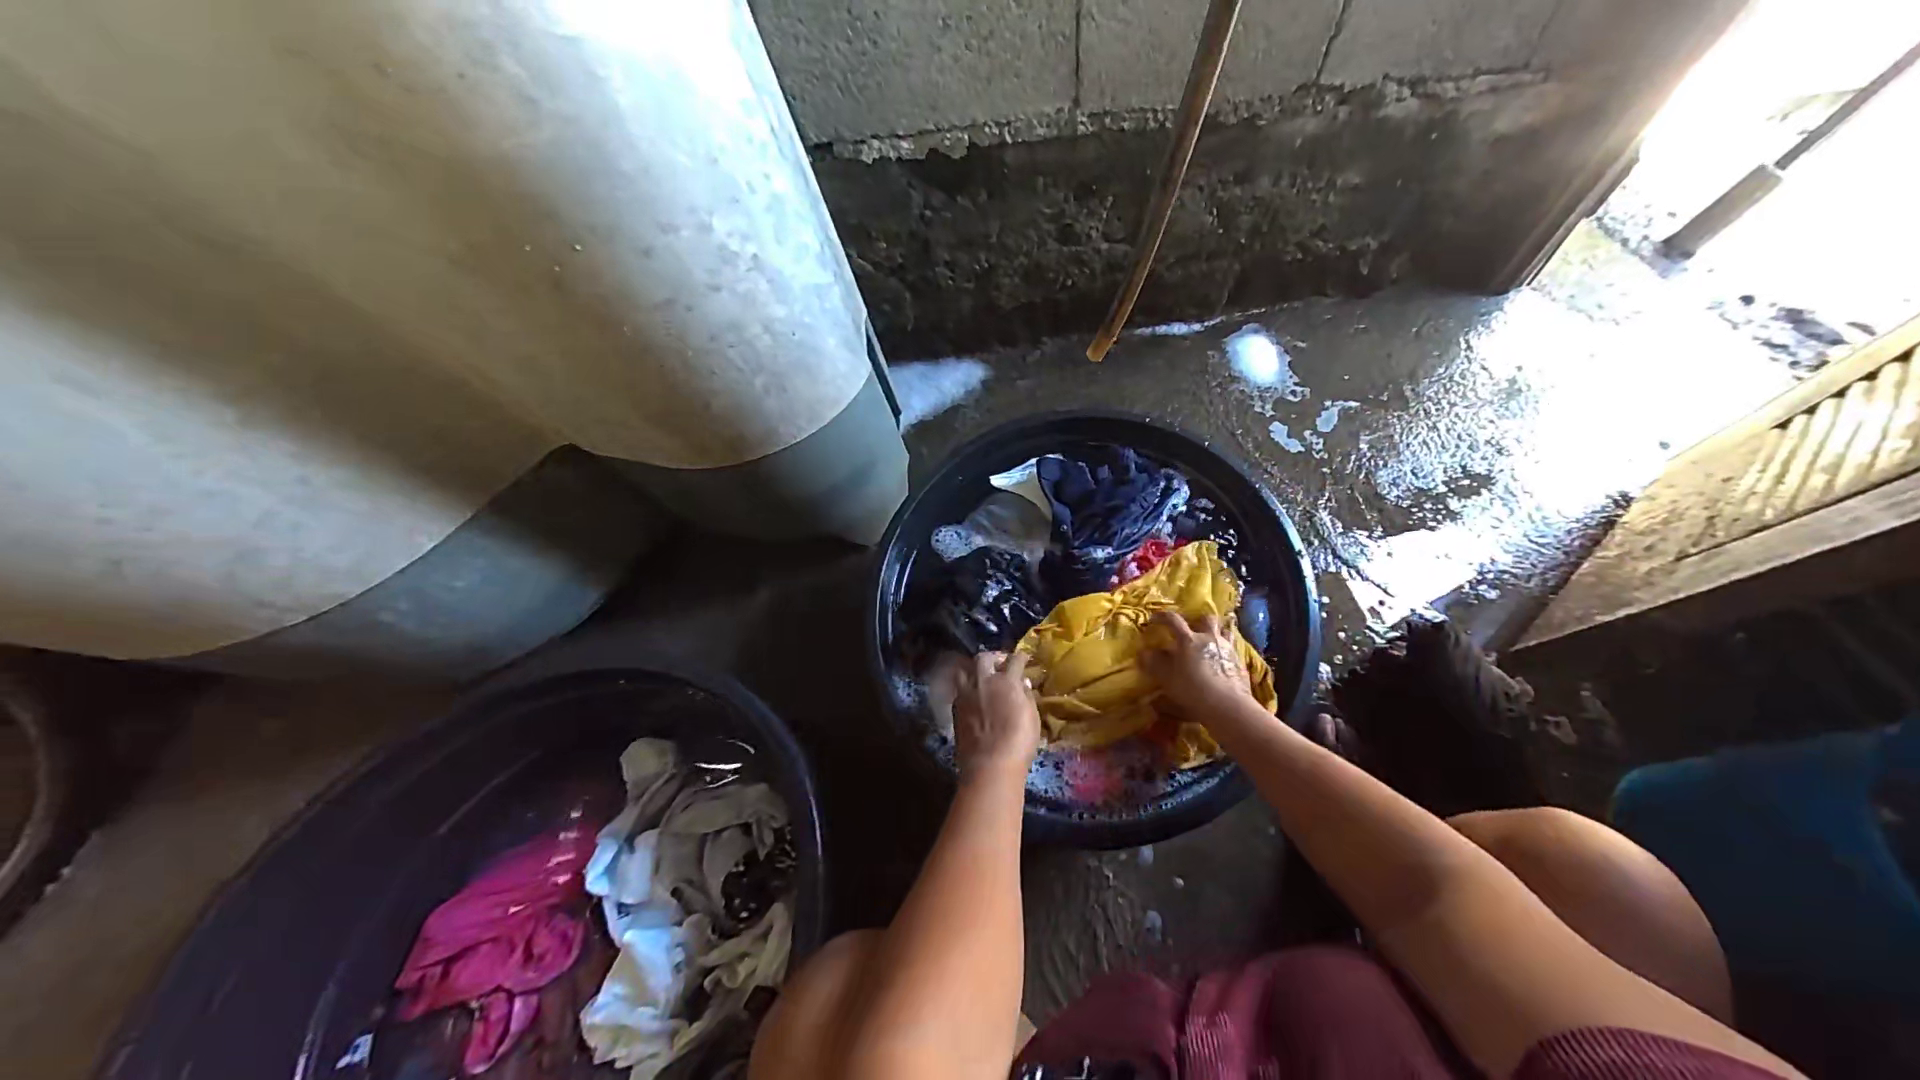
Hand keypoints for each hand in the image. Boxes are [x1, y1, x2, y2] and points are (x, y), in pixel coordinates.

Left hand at [952, 651, 1040, 779]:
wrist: (989, 765)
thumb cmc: (1018, 743)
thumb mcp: (1032, 718)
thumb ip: (1027, 697)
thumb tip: (1022, 684)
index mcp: (1006, 681)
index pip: (1014, 660)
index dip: (1020, 657)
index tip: (1024, 659)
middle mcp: (983, 681)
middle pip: (984, 658)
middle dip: (994, 657)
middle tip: (1001, 664)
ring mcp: (966, 693)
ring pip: (965, 670)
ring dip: (974, 670)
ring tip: (982, 676)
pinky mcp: (955, 707)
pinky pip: (959, 688)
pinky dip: (967, 687)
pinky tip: (973, 695)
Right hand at [1141, 611, 1253, 713]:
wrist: (1228, 705)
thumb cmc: (1192, 689)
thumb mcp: (1166, 678)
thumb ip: (1154, 663)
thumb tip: (1144, 652)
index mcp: (1188, 639)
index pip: (1173, 620)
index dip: (1162, 617)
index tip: (1153, 619)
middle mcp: (1209, 638)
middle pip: (1206, 619)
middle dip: (1198, 620)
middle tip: (1191, 629)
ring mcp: (1227, 649)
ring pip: (1224, 631)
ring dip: (1217, 633)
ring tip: (1210, 642)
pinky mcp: (1240, 662)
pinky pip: (1233, 649)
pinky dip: (1226, 651)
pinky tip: (1221, 662)